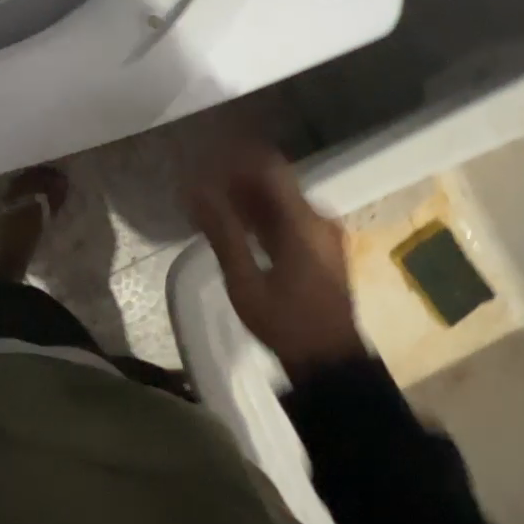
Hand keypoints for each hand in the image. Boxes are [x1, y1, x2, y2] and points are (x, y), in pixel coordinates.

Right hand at [185, 145, 364, 382]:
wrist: (330, 363)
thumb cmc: (285, 323)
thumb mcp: (245, 281)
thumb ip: (221, 232)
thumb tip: (194, 191)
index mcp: (303, 223)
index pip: (268, 168)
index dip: (235, 159)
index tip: (204, 160)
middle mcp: (318, 220)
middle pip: (273, 182)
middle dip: (235, 179)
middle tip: (200, 186)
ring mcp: (323, 235)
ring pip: (279, 201)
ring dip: (246, 198)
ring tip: (210, 205)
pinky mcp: (321, 249)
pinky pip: (287, 218)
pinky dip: (260, 216)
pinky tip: (235, 227)